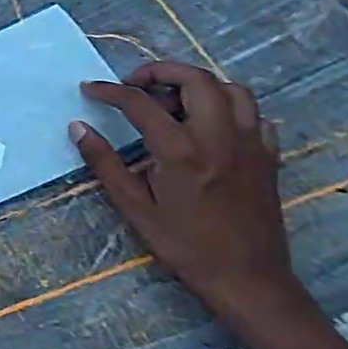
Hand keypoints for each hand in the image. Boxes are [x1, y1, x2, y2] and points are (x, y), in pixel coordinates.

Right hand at [70, 62, 300, 321]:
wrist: (247, 277)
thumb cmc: (183, 244)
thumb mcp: (133, 206)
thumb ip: (105, 162)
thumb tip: (78, 128)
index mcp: (181, 150)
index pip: (141, 103)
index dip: (110, 91)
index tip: (90, 89)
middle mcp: (220, 138)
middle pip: (196, 79)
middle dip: (160, 71)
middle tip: (134, 85)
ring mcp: (251, 145)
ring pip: (231, 90)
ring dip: (198, 85)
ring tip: (171, 102)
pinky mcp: (268, 157)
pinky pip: (254, 115)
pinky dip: (228, 108)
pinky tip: (208, 126)